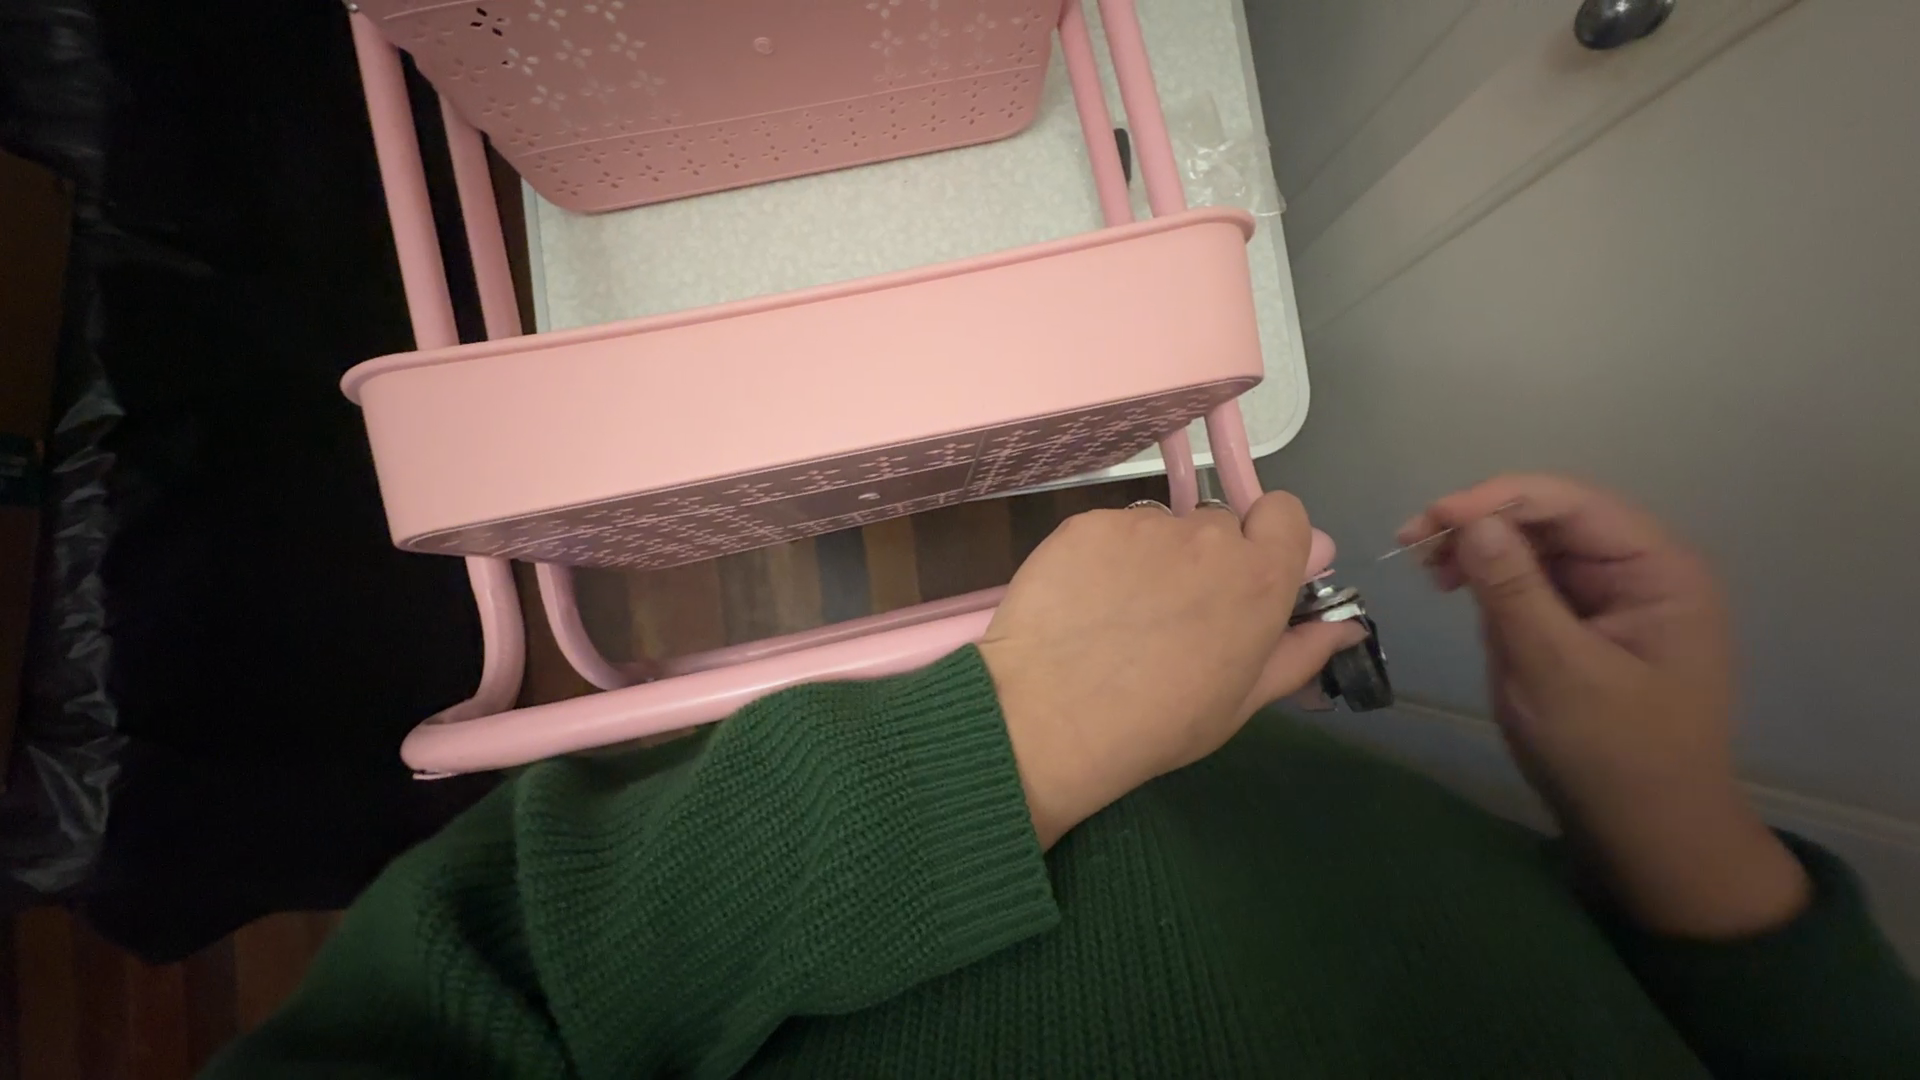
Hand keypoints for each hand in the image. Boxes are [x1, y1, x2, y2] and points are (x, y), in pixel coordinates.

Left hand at [979, 494, 1362, 848]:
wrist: (1050, 718)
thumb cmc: (1157, 723)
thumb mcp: (1241, 701)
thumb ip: (1299, 652)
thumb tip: (1344, 626)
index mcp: (1258, 576)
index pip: (1285, 512)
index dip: (1267, 539)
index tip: (1245, 572)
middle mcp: (1206, 536)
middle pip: (1217, 524)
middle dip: (1204, 556)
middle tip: (1170, 610)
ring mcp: (1141, 523)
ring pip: (1158, 526)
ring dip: (1149, 556)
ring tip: (1116, 614)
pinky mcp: (1086, 523)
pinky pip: (1107, 530)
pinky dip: (1100, 557)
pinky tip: (1081, 602)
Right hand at [1404, 474, 1807, 937]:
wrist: (1640, 824)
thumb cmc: (1611, 750)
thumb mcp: (1556, 668)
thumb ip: (1514, 590)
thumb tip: (1469, 522)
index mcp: (1657, 572)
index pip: (1571, 504)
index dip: (1496, 499)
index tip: (1428, 521)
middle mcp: (1634, 569)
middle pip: (1547, 515)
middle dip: (1478, 521)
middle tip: (1411, 544)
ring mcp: (1603, 592)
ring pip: (1528, 541)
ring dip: (1473, 545)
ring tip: (1426, 568)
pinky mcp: (1572, 615)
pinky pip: (1522, 575)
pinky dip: (1480, 573)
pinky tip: (1449, 584)